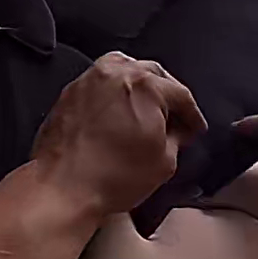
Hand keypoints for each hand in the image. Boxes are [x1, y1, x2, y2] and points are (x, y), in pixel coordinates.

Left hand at [32, 53, 206, 218]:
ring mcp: (88, 81)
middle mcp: (115, 74)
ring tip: (145, 109)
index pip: (180, 94)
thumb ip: (176, 139)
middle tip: (174, 119)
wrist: (62, 188)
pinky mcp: (68, 94)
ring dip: (139, 86)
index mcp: (145, 85)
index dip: (192, 115)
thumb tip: (177, 132)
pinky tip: (117, 113)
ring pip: (123, 70)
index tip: (194, 128)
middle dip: (167, 96)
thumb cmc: (110, 177)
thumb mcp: (163, 162)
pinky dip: (113, 93)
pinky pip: (99, 84)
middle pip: (153, 74)